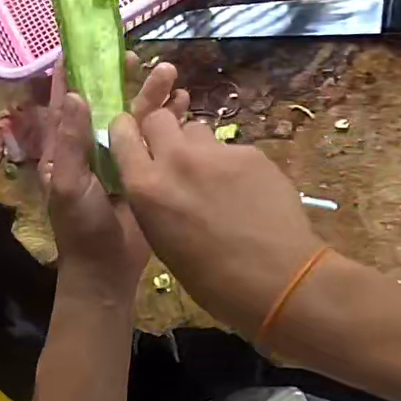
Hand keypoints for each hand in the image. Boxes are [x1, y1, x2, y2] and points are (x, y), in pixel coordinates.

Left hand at [42, 55, 186, 300]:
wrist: (107, 270)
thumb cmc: (81, 228)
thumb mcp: (70, 184)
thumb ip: (71, 142)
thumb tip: (74, 94)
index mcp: (66, 147)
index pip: (65, 102)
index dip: (72, 73)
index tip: (81, 45)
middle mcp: (91, 146)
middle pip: (105, 103)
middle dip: (120, 79)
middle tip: (139, 57)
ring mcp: (118, 158)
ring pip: (134, 118)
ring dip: (151, 96)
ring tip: (172, 74)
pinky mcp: (143, 170)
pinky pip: (155, 139)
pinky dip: (169, 120)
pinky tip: (185, 104)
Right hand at [108, 104, 324, 334]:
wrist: (278, 281)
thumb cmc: (212, 279)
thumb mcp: (161, 240)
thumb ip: (151, 199)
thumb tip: (155, 181)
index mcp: (145, 187)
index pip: (122, 132)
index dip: (128, 132)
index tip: (135, 139)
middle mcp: (175, 160)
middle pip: (159, 119)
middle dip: (163, 131)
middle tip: (175, 155)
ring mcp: (214, 153)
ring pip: (197, 130)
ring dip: (198, 147)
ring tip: (214, 177)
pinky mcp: (249, 153)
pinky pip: (229, 149)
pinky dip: (231, 164)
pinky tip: (246, 191)